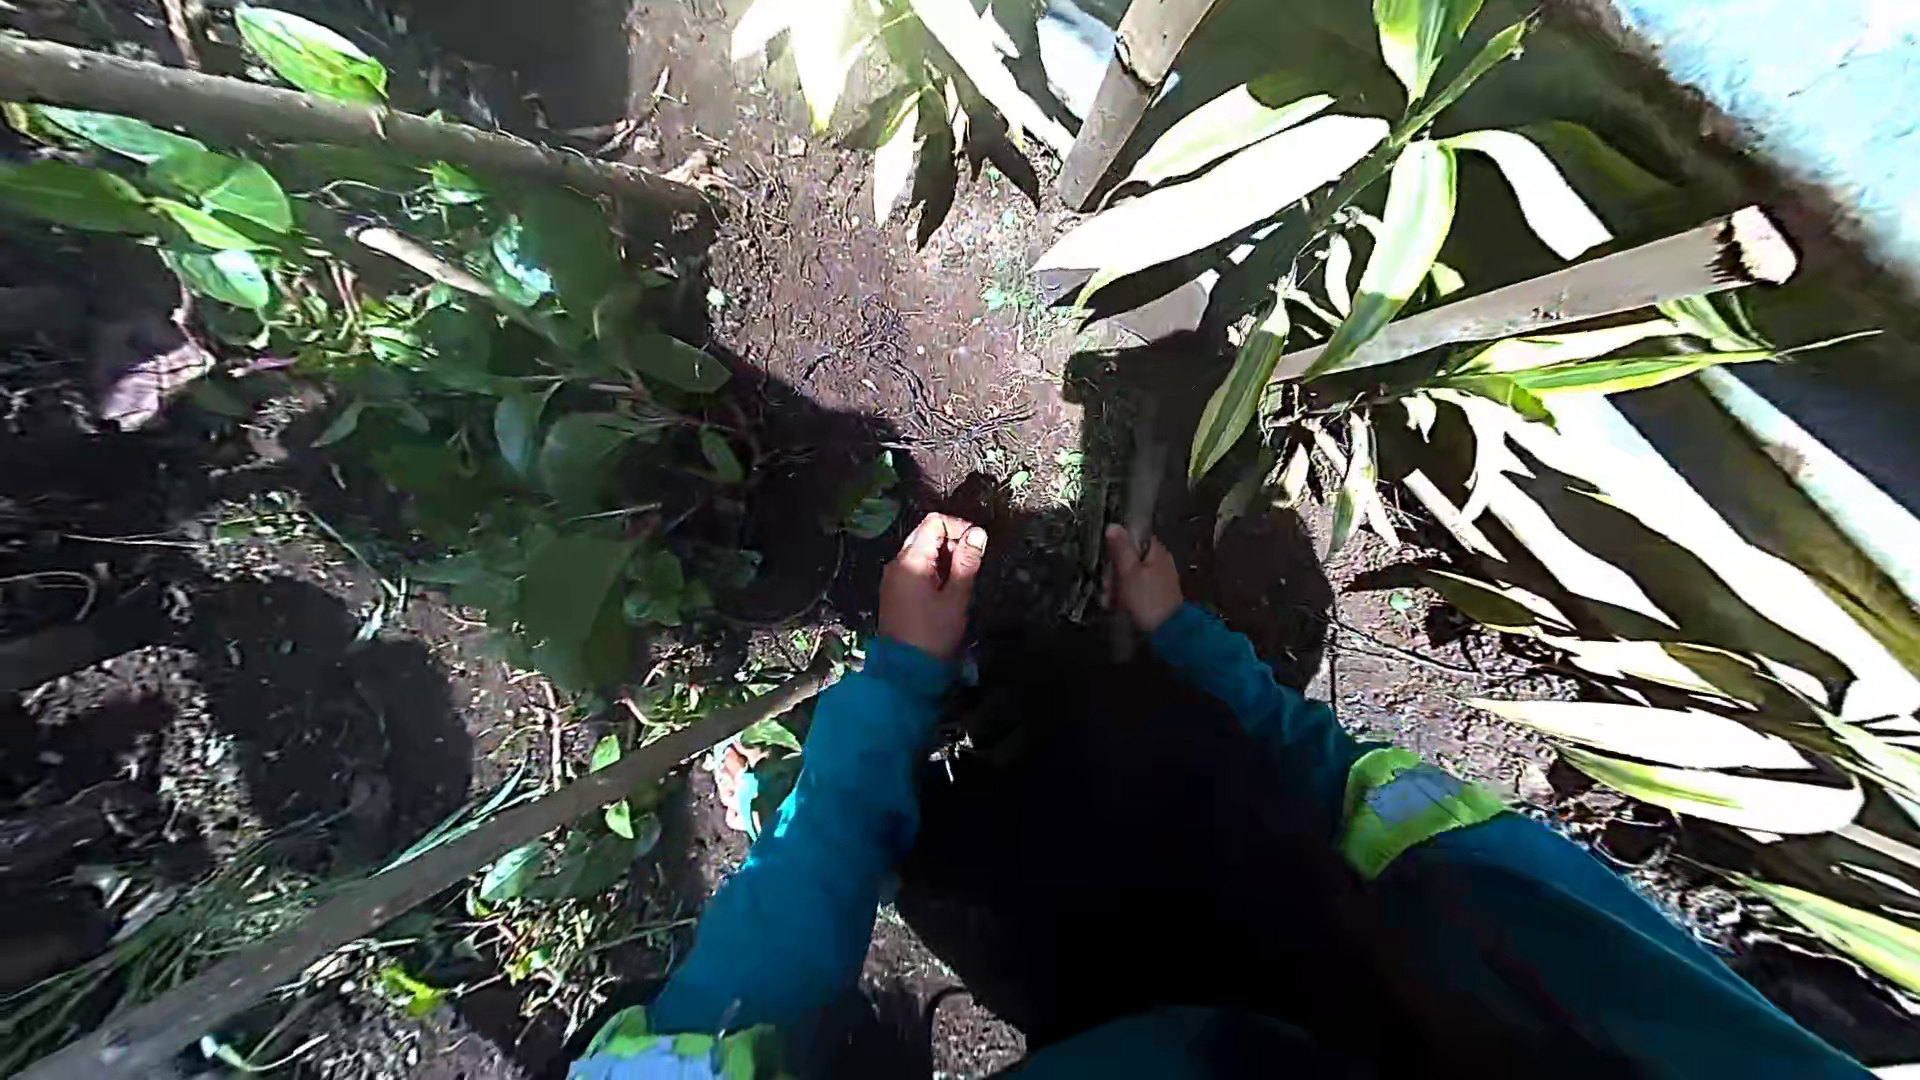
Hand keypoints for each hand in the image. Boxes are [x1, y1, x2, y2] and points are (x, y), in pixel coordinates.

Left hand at [879, 513, 986, 659]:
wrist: (905, 671)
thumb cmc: (932, 635)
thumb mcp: (956, 597)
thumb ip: (966, 562)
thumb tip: (978, 534)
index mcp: (910, 560)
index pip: (934, 521)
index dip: (959, 527)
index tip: (976, 545)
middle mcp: (897, 562)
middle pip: (926, 532)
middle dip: (952, 541)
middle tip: (971, 563)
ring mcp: (893, 576)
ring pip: (921, 549)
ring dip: (944, 556)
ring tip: (960, 578)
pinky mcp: (894, 589)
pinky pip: (915, 566)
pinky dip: (933, 568)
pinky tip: (945, 588)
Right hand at [1105, 524, 1182, 632]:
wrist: (1166, 634)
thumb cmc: (1147, 601)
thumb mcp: (1129, 571)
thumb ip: (1120, 548)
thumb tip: (1113, 525)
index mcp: (1156, 552)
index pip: (1132, 538)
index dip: (1117, 547)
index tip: (1109, 560)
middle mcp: (1158, 564)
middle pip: (1126, 559)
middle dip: (1113, 573)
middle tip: (1110, 586)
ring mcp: (1156, 581)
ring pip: (1126, 577)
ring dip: (1115, 588)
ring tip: (1113, 601)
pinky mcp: (1153, 597)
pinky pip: (1132, 591)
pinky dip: (1123, 598)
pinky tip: (1118, 607)